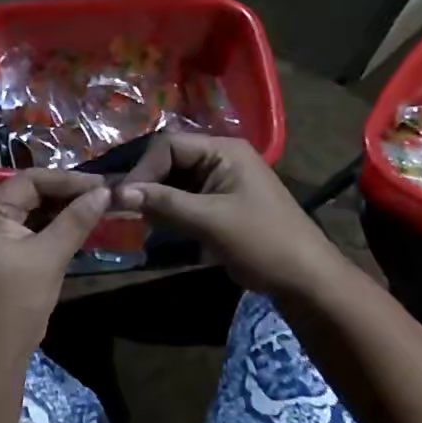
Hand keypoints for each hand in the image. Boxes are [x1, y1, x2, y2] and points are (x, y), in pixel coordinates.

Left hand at [0, 169, 109, 355]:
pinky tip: (86, 222)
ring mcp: (1, 234)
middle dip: (70, 192)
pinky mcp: (13, 251)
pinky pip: (39, 227)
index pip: (31, 180)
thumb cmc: (19, 299)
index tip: (102, 185)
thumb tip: (105, 192)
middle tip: (106, 193)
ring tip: (101, 204)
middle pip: (34, 191)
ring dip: (68, 207)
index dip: (68, 179)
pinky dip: (62, 224)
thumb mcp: (50, 255)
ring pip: (39, 209)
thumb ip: (76, 220)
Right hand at [112, 132, 343, 297]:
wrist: (302, 277)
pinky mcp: (217, 205)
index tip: (123, 198)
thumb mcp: (210, 220)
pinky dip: (166, 211)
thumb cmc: (262, 241)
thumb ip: (165, 203)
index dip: (143, 169)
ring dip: (154, 198)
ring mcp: (219, 182)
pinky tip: (154, 225)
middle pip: (169, 160)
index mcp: (224, 150)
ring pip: (173, 181)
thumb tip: (119, 193)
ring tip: (136, 219)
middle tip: (123, 209)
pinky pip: (183, 200)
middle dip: (146, 183)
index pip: (169, 145)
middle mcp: (220, 158)